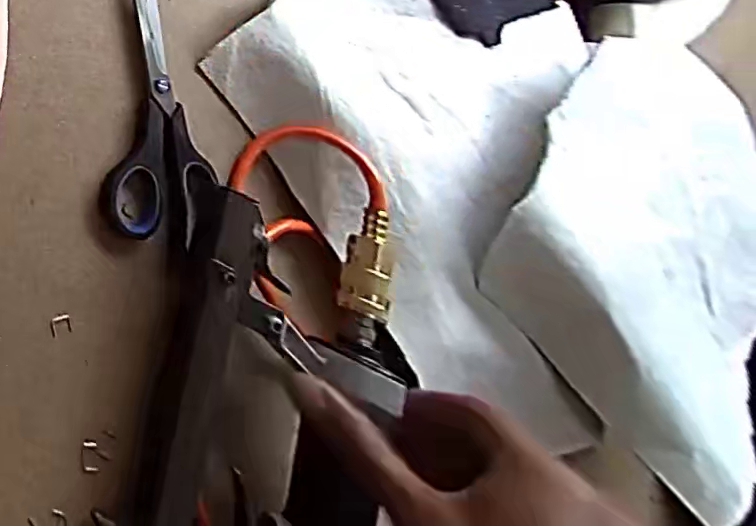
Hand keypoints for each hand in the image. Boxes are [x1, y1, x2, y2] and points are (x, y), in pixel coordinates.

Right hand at [290, 375, 638, 525]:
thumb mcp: (416, 507)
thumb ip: (363, 446)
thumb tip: (310, 387)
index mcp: (537, 465)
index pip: (468, 407)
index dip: (420, 408)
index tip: (390, 418)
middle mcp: (589, 493)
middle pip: (499, 445)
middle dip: (444, 448)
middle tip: (406, 462)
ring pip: (532, 485)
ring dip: (478, 483)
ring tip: (439, 501)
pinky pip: (555, 514)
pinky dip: (514, 511)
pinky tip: (481, 523)